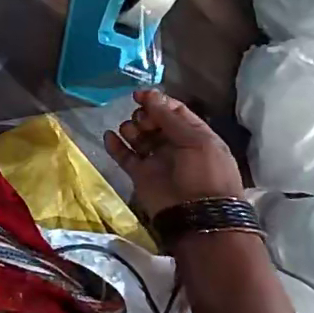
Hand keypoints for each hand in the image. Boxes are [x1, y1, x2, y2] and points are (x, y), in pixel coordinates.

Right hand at [102, 89, 245, 221]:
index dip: (157, 101)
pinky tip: (109, 136)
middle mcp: (175, 145)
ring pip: (138, 137)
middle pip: (154, 122)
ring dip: (131, 129)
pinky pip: (125, 156)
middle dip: (145, 116)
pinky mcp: (140, 175)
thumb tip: (149, 96)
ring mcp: (156, 160)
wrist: (197, 217)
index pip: (174, 111)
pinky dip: (115, 146)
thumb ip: (170, 118)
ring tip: (131, 132)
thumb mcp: (195, 141)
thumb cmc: (204, 174)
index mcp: (195, 135)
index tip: (139, 95)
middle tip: (143, 122)